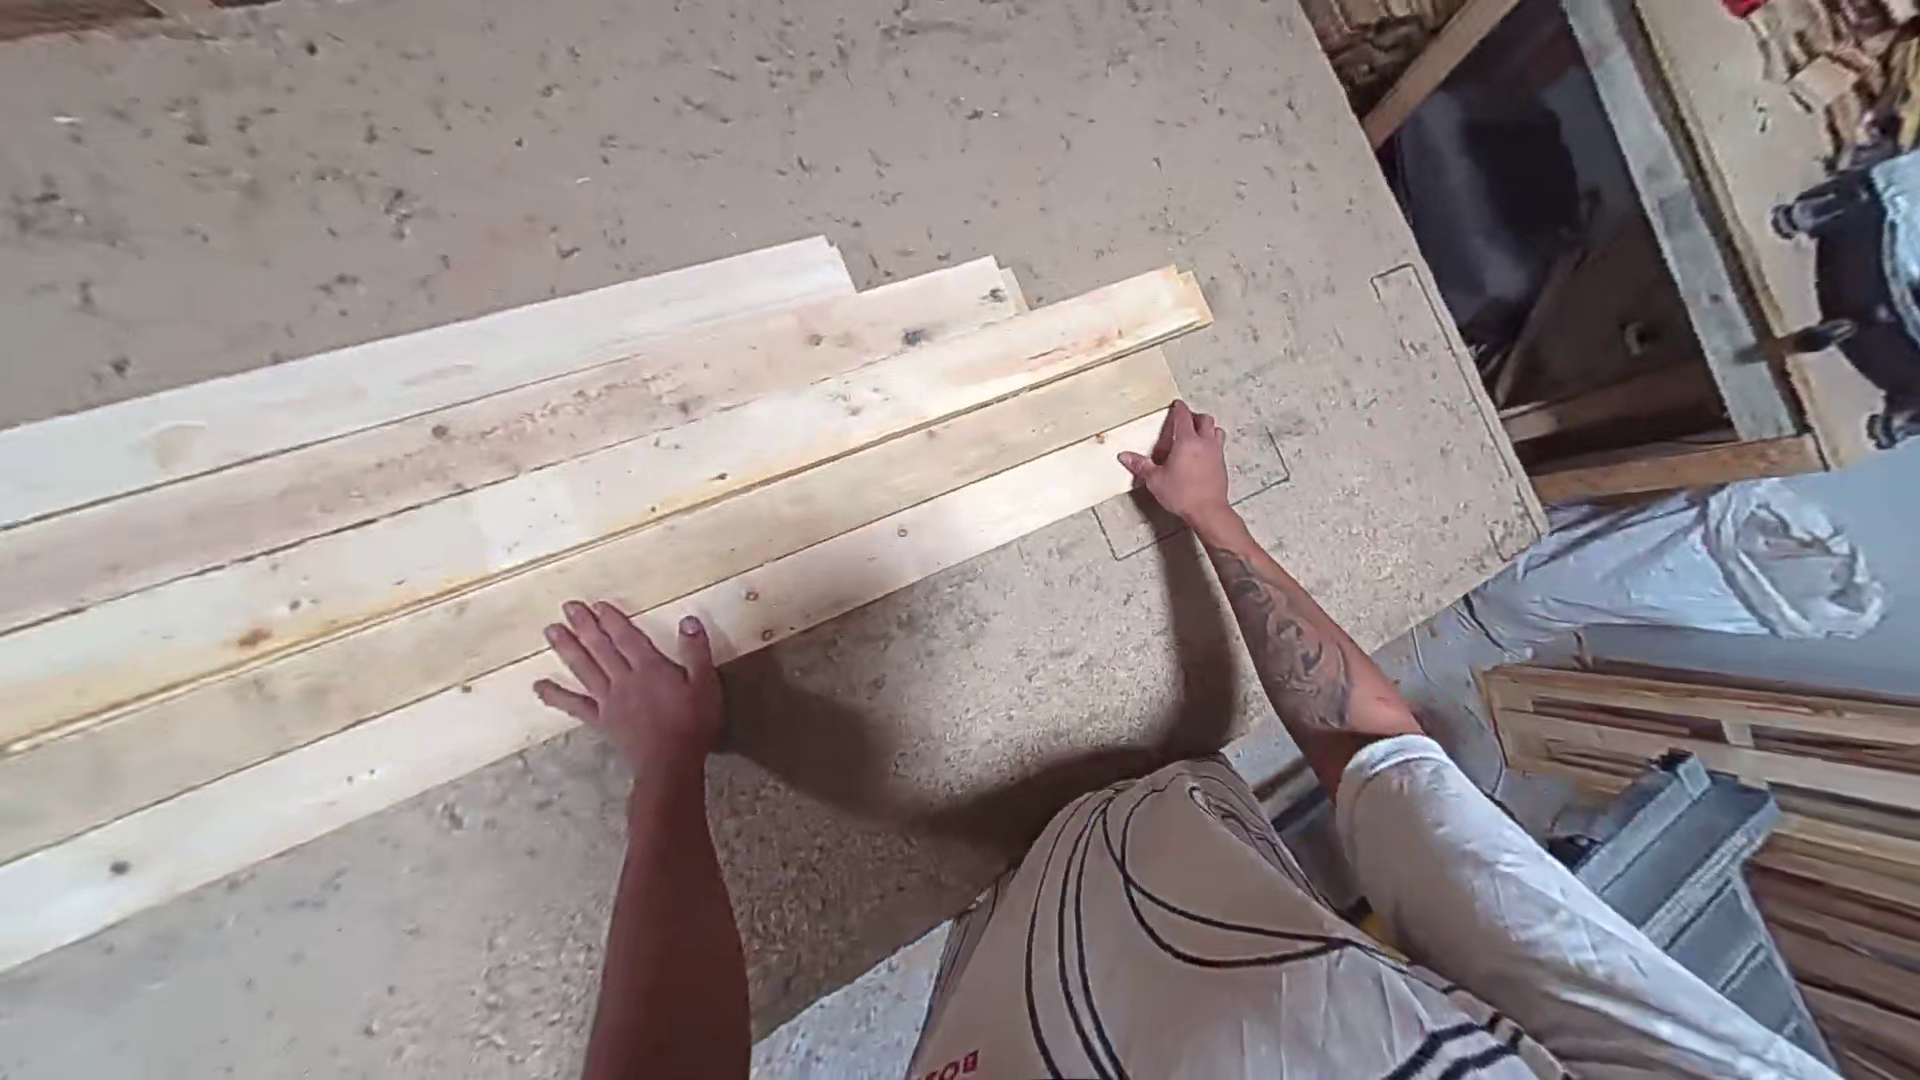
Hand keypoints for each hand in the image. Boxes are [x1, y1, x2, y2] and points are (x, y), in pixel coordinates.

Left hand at [534, 600, 723, 777]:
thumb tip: (688, 620)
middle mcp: (624, 679)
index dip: (613, 620)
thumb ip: (696, 651)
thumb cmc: (693, 722)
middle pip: (601, 648)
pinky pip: (574, 706)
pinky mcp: (601, 720)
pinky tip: (539, 686)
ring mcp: (608, 701)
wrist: (670, 762)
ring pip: (584, 670)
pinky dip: (555, 696)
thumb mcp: (705, 684)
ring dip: (567, 649)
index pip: (627, 638)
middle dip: (585, 626)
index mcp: (650, 668)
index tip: (598, 604)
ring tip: (550, 631)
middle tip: (568, 607)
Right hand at [1118, 400, 1234, 535]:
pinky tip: (1202, 454)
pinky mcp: (1222, 465)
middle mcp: (1205, 443)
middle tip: (1185, 421)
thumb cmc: (1181, 494)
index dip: (1179, 408)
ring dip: (1207, 428)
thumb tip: (1124, 456)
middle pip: (1205, 419)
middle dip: (1195, 417)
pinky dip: (1212, 443)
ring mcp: (1216, 453)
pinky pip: (1219, 446)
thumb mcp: (1155, 480)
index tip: (1176, 404)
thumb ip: (1140, 465)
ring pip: (1216, 430)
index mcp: (1187, 441)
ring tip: (1197, 435)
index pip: (1184, 416)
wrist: (1207, 510)